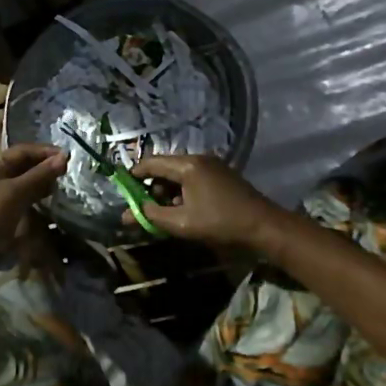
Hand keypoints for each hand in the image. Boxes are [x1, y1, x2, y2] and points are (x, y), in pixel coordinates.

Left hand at [0, 142, 66, 251]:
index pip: (23, 150)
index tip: (66, 156)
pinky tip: (49, 193)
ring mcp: (2, 189)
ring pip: (27, 177)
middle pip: (25, 163)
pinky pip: (26, 191)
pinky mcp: (8, 205)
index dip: (44, 151)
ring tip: (59, 181)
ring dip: (43, 177)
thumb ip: (40, 174)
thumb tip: (64, 157)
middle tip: (65, 169)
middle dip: (45, 164)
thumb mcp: (16, 191)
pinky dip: (38, 190)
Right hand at [125, 155, 287, 248]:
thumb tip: (130, 214)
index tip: (122, 188)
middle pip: (165, 168)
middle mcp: (199, 159)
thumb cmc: (220, 223)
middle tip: (143, 208)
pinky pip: (193, 178)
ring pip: (179, 175)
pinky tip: (183, 210)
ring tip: (163, 213)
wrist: (264, 226)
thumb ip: (152, 216)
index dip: (134, 175)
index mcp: (188, 165)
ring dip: (167, 192)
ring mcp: (213, 165)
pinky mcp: (222, 175)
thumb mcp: (182, 223)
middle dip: (151, 187)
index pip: (151, 163)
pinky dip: (182, 191)